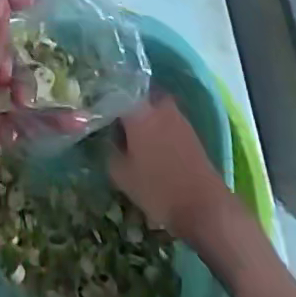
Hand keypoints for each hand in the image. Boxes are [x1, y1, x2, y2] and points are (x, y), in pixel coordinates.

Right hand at [107, 94, 231, 235]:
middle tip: (109, 115)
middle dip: (122, 101)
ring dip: (140, 112)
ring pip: (151, 104)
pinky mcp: (189, 130)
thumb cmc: (157, 188)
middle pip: (135, 94)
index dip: (101, 95)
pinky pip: (164, 117)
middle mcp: (159, 105)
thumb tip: (105, 135)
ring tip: (125, 129)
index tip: (91, 103)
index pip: (114, 90)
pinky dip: (154, 123)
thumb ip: (108, 148)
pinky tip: (146, 140)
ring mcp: (177, 116)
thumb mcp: (120, 173)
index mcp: (139, 110)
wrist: (204, 206)